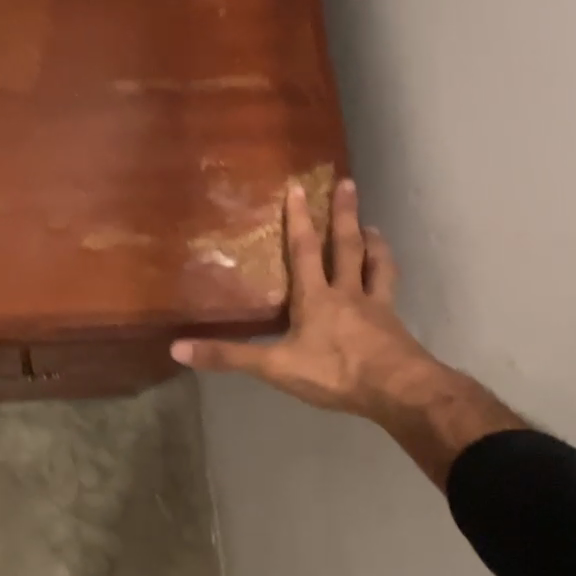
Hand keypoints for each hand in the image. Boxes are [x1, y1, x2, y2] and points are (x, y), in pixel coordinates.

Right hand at [174, 178, 524, 487]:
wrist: (398, 391)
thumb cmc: (334, 372)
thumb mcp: (274, 367)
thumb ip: (229, 356)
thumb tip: (177, 349)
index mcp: (316, 298)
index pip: (304, 251)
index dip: (299, 220)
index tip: (298, 188)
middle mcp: (348, 293)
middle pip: (347, 247)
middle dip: (345, 215)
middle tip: (348, 184)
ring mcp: (376, 308)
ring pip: (377, 266)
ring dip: (374, 244)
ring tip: (374, 228)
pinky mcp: (394, 326)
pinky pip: (391, 293)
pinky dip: (389, 280)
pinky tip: (388, 281)